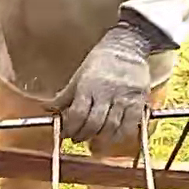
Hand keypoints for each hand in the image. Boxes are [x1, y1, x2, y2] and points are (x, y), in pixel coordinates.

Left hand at [54, 21, 156, 145]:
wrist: (128, 45)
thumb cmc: (101, 60)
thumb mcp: (79, 74)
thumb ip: (66, 94)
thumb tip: (49, 109)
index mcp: (89, 85)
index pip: (78, 114)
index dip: (70, 128)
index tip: (66, 134)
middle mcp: (107, 92)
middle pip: (94, 123)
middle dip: (83, 136)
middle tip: (78, 139)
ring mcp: (124, 97)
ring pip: (111, 127)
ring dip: (101, 140)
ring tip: (94, 143)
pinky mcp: (139, 101)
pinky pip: (130, 125)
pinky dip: (120, 136)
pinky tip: (113, 138)